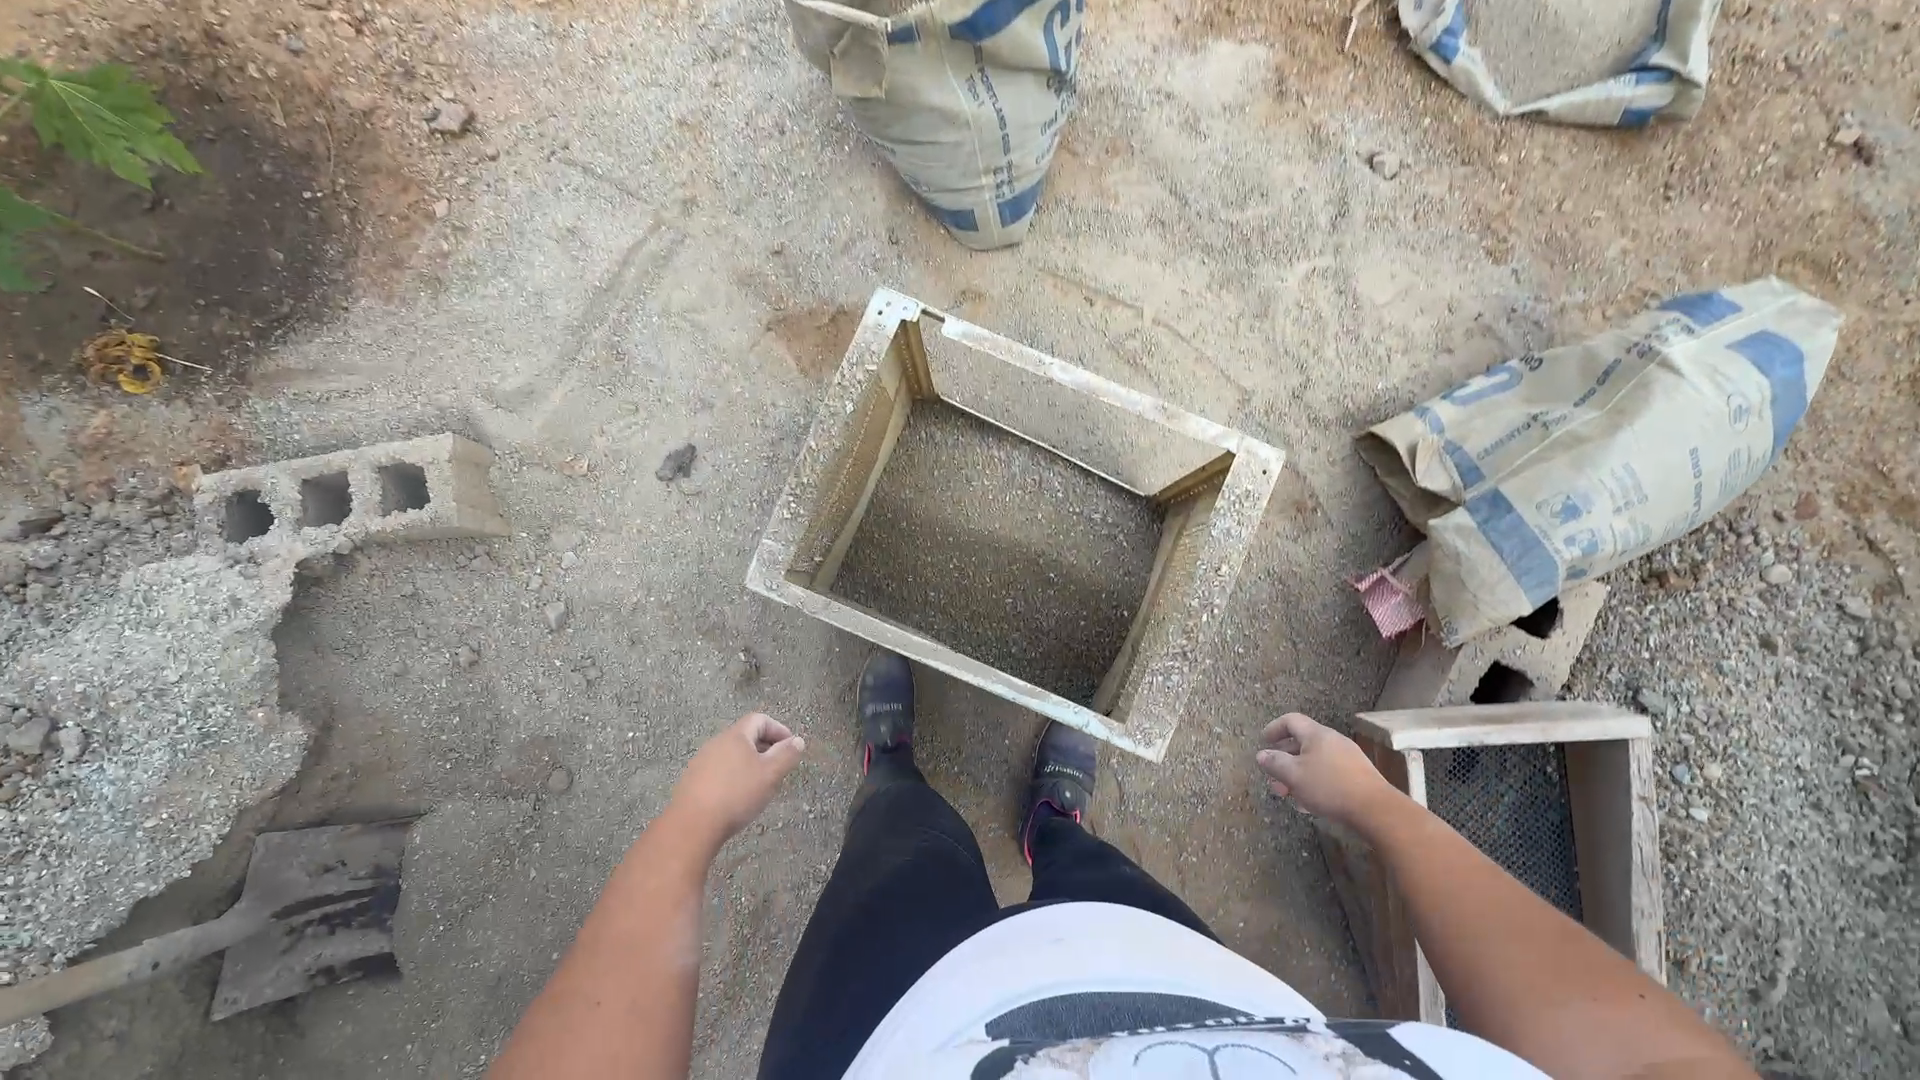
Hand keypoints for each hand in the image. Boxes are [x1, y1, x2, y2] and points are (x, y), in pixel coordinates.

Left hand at [667, 713, 805, 845]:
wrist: (692, 824)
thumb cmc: (737, 794)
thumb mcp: (770, 774)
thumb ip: (787, 754)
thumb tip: (798, 740)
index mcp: (736, 736)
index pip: (759, 719)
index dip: (778, 729)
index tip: (791, 747)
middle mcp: (716, 743)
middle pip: (745, 736)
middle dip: (766, 748)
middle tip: (779, 767)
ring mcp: (701, 762)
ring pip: (732, 755)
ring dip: (749, 763)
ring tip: (760, 784)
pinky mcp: (692, 781)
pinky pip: (719, 770)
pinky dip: (734, 776)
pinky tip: (737, 797)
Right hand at [1255, 713, 1401, 829]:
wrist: (1376, 810)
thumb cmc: (1329, 787)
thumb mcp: (1294, 775)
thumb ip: (1275, 763)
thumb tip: (1262, 755)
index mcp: (1317, 735)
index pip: (1291, 720)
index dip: (1274, 728)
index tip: (1263, 742)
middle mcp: (1333, 741)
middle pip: (1302, 743)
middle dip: (1284, 760)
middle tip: (1273, 778)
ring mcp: (1348, 758)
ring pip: (1315, 761)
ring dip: (1298, 775)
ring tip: (1290, 795)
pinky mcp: (1358, 776)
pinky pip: (1329, 773)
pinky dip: (1315, 782)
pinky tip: (1310, 803)